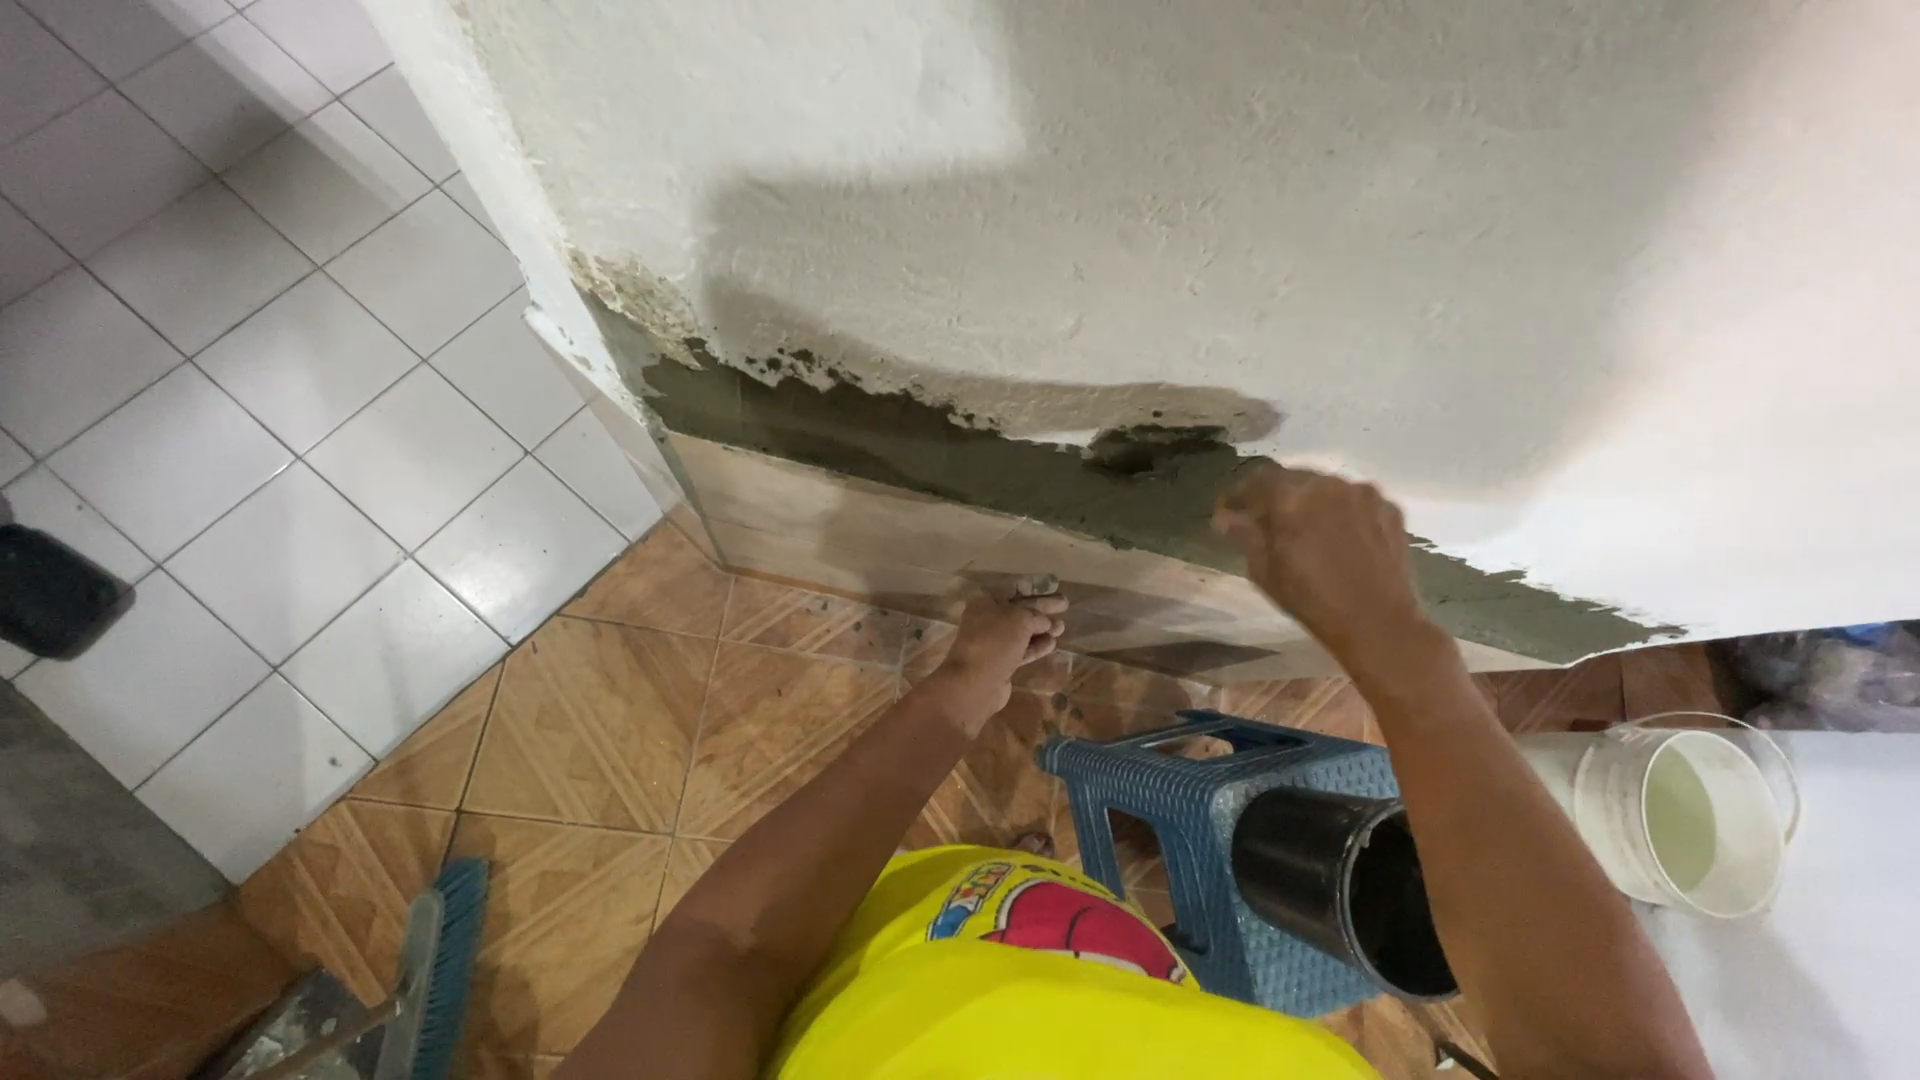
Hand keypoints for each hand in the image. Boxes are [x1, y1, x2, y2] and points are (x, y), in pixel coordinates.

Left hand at [925, 577, 1068, 732]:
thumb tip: (1045, 622)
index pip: (1014, 586)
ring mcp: (994, 642)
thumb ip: (1036, 616)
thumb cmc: (995, 641)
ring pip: (1022, 630)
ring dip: (1043, 627)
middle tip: (1065, 603)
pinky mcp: (1001, 662)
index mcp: (986, 600)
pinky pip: (1022, 649)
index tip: (1053, 584)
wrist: (975, 682)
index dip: (1035, 584)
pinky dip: (1037, 646)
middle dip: (1043, 606)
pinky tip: (1053, 643)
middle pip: (1020, 608)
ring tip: (1062, 627)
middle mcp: (988, 618)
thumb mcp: (1020, 619)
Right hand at [1212, 465, 1433, 666]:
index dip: (1244, 493)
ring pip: (1328, 487)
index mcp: (1291, 497)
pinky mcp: (1391, 508)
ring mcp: (1364, 494)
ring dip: (1313, 501)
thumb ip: (1244, 535)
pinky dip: (1344, 512)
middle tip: (1271, 521)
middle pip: (1296, 479)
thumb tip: (1223, 517)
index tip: (1236, 510)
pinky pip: (1357, 501)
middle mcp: (1328, 484)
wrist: (1378, 621)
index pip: (1259, 478)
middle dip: (1280, 496)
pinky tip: (1342, 537)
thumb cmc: (1310, 599)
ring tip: (1309, 529)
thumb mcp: (1264, 570)